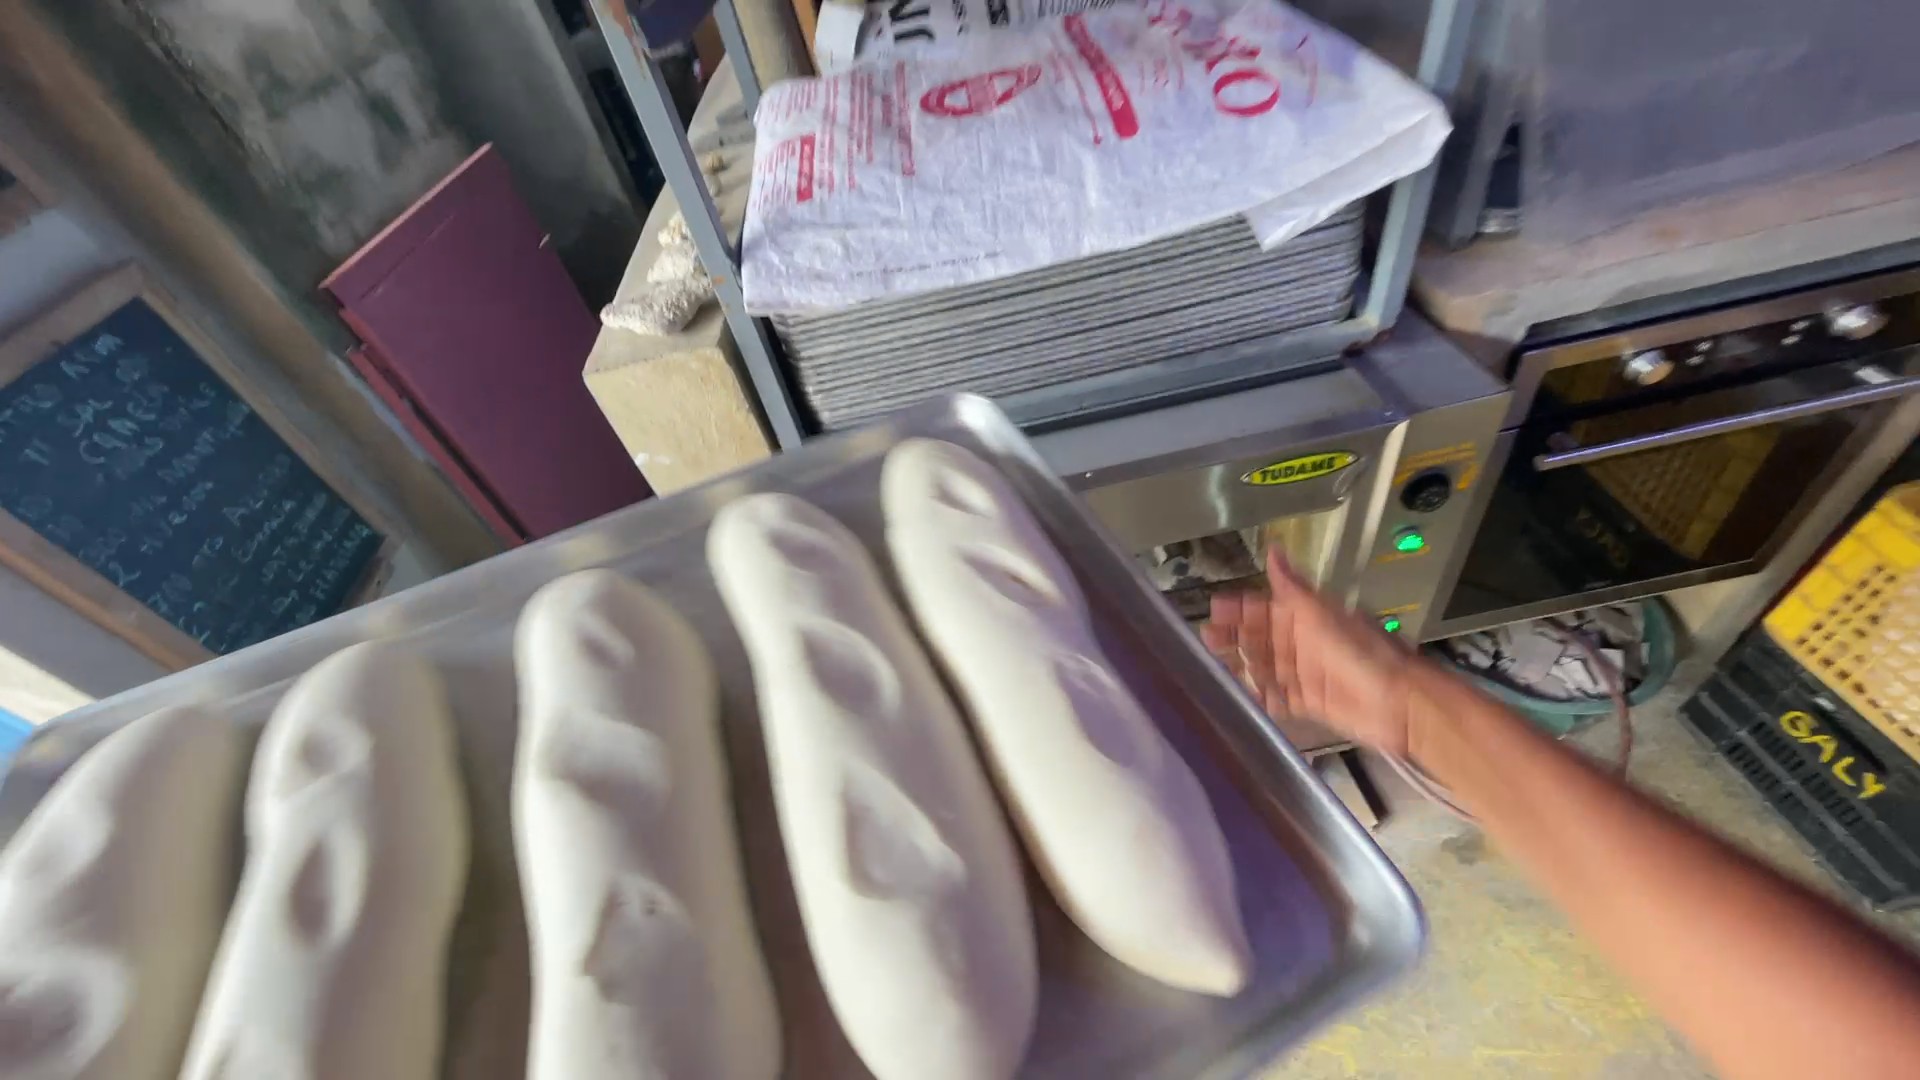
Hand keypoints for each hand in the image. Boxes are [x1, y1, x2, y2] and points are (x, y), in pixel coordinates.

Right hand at [1199, 547, 1418, 756]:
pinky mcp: (1305, 701)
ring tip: (1213, 668)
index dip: (1238, 608)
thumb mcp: (1319, 613)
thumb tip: (1273, 548)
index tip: (1214, 608)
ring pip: (1260, 667)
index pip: (1262, 608)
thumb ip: (1291, 586)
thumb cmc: (1357, 652)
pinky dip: (1257, 696)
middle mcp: (1298, 643)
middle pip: (1257, 638)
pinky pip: (1274, 697)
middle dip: (1231, 637)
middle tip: (1206, 639)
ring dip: (1238, 665)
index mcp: (1302, 618)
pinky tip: (1237, 697)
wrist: (1395, 700)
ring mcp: (1301, 672)